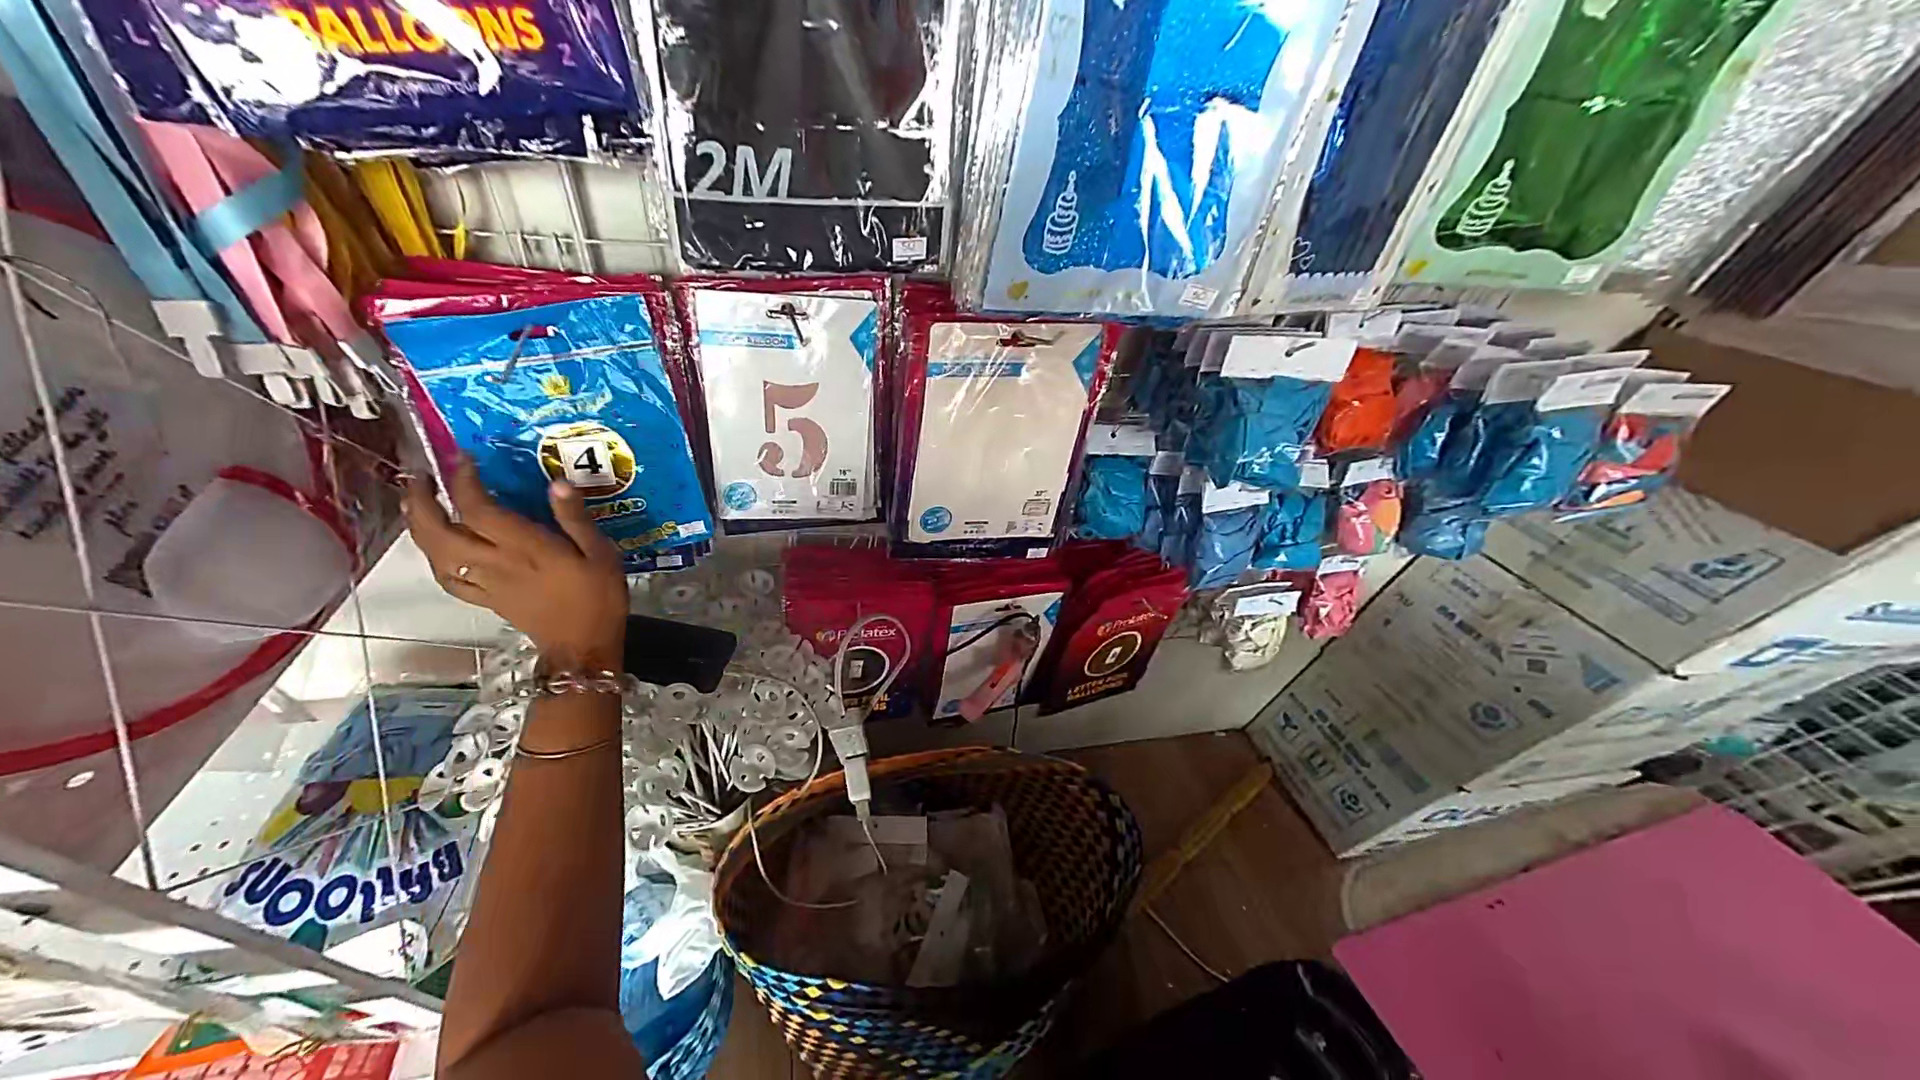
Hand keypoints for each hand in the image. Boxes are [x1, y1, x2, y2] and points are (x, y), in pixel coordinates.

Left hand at [405, 460, 627, 671]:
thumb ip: (576, 519)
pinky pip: (447, 578)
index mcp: (524, 548)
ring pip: (435, 553)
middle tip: (421, 476)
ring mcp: (485, 583)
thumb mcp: (601, 554)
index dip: (463, 481)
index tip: (463, 458)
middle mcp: (494, 563)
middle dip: (421, 500)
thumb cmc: (598, 598)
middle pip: (438, 530)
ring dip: (419, 525)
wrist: (583, 647)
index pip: (478, 508)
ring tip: (419, 504)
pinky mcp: (485, 599)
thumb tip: (557, 482)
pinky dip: (434, 559)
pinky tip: (436, 548)